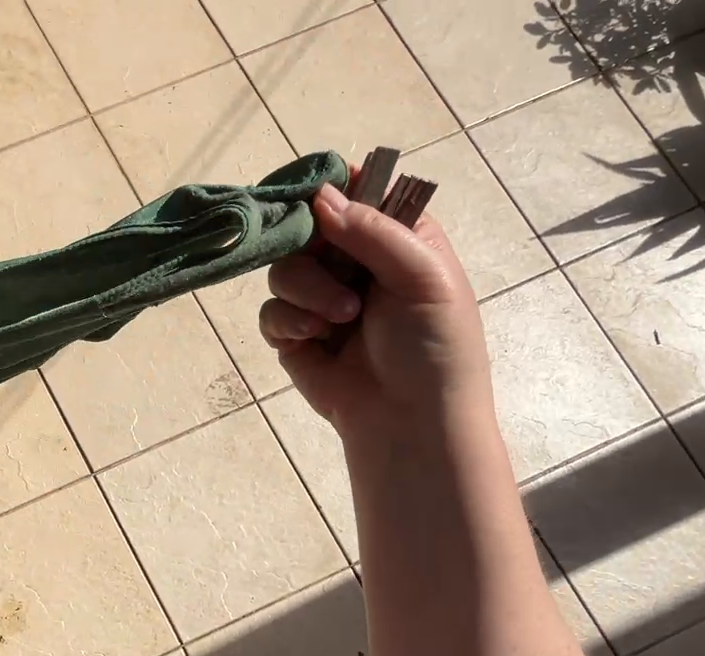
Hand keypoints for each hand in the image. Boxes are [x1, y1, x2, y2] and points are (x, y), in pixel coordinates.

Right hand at [260, 184, 491, 443]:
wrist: (406, 419)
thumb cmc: (433, 345)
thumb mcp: (420, 275)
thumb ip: (372, 231)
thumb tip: (318, 194)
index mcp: (395, 238)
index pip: (356, 193)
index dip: (332, 188)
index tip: (314, 195)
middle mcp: (354, 264)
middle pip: (307, 228)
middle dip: (314, 249)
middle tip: (330, 265)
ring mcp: (319, 300)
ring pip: (283, 269)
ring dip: (307, 291)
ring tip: (339, 319)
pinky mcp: (293, 335)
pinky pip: (270, 311)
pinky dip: (288, 320)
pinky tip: (313, 337)